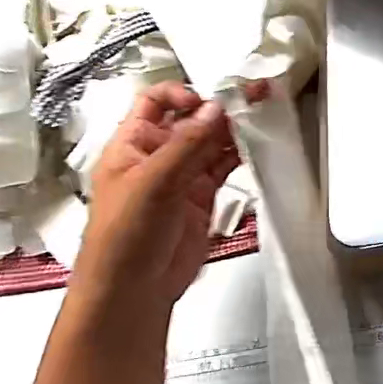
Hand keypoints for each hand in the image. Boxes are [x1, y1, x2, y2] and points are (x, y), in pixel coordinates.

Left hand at [70, 80, 265, 310]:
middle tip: (251, 97)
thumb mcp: (153, 181)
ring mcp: (181, 178)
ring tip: (259, 118)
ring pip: (211, 143)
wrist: (134, 289)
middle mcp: (156, 156)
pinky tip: (255, 146)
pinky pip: (223, 168)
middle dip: (218, 109)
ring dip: (233, 131)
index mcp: (131, 144)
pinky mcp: (202, 198)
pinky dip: (240, 156)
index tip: (210, 100)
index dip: (182, 94)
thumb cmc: (123, 237)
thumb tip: (215, 109)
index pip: (155, 102)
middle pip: (190, 120)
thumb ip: (188, 143)